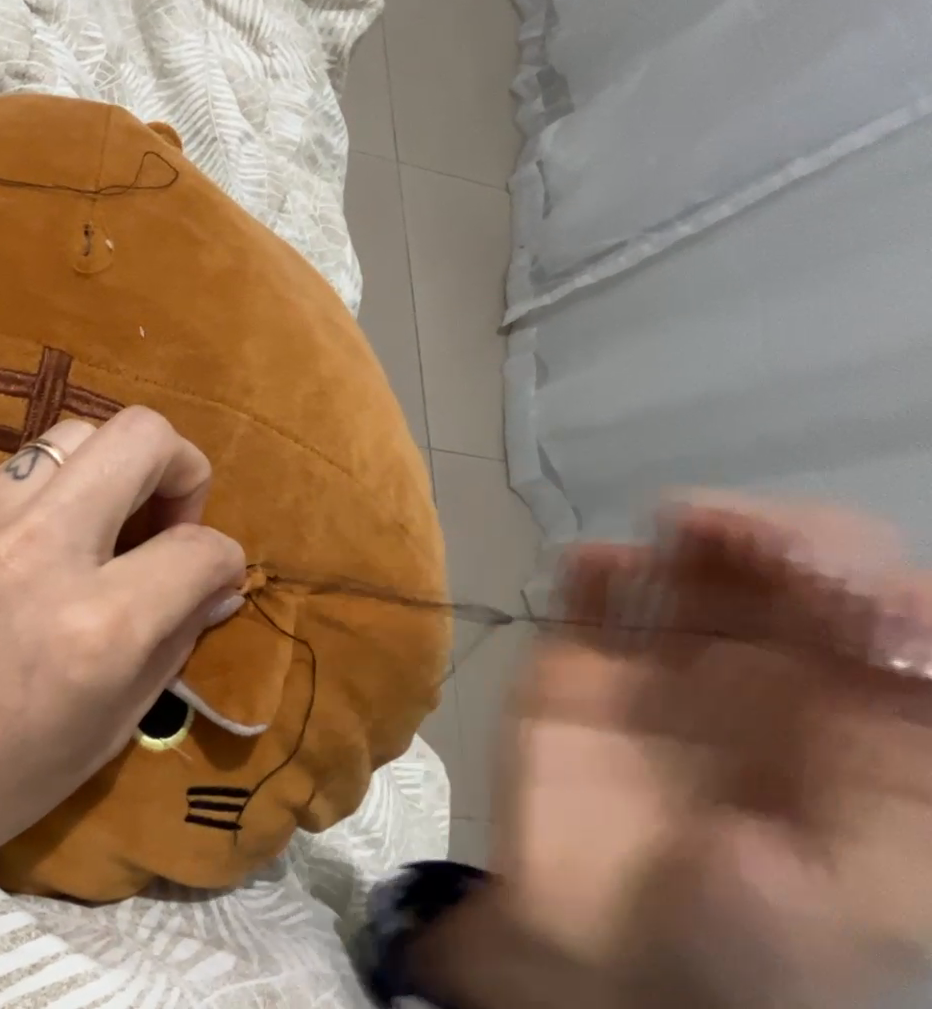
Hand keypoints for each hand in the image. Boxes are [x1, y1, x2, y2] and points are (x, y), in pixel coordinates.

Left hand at [0, 407, 246, 960]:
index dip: (225, 564)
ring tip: (103, 529)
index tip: (208, 586)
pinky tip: (41, 542)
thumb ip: (169, 647)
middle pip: (142, 436)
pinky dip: (55, 487)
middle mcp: (41, 550)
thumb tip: (213, 588)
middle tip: (164, 527)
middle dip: (181, 471)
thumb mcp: (102, 737)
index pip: (201, 547)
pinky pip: (21, 468)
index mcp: (96, 626)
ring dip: (112, 469)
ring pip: (77, 431)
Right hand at [416, 496, 931, 1008]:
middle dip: (794, 540)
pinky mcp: (582, 667)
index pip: (905, 631)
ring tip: (688, 524)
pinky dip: (598, 569)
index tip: (865, 603)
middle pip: (803, 579)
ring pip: (703, 570)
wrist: (595, 956)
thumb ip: (886, 779)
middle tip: (759, 538)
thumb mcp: (855, 887)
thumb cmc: (750, 943)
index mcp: (871, 731)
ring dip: (705, 534)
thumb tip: (898, 649)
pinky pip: (595, 599)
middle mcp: (779, 681)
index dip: (895, 600)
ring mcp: (673, 668)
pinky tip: (602, 567)